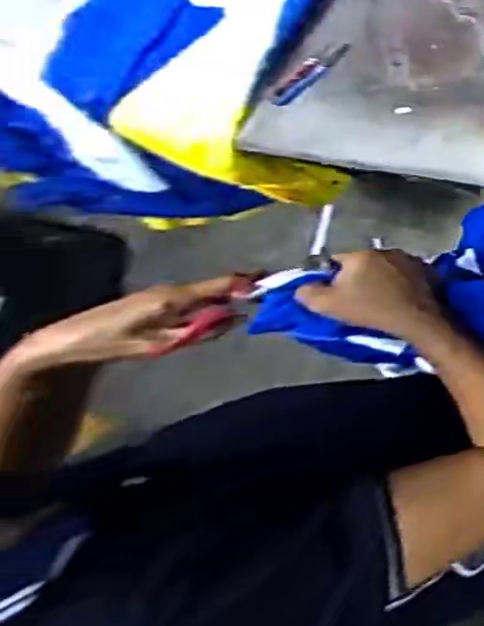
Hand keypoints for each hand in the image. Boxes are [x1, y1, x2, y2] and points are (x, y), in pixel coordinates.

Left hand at [6, 276, 252, 371]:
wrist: (61, 342)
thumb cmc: (112, 343)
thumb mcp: (161, 344)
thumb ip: (203, 330)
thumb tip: (240, 317)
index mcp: (178, 297)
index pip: (225, 283)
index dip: (252, 282)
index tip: (278, 283)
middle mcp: (174, 289)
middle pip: (218, 286)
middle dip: (244, 289)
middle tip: (268, 298)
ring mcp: (163, 292)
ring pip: (206, 292)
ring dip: (226, 298)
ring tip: (244, 309)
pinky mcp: (156, 299)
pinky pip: (193, 297)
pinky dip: (210, 302)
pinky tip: (213, 314)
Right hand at [296, 251, 448, 340]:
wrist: (415, 316)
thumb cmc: (368, 308)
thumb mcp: (325, 304)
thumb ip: (307, 291)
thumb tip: (306, 285)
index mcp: (362, 255)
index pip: (336, 260)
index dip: (330, 275)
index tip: (333, 291)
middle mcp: (388, 250)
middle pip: (363, 262)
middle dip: (356, 275)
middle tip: (356, 295)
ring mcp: (411, 258)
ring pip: (385, 266)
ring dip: (380, 277)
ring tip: (379, 296)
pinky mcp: (427, 268)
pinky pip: (405, 272)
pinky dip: (399, 280)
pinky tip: (398, 294)